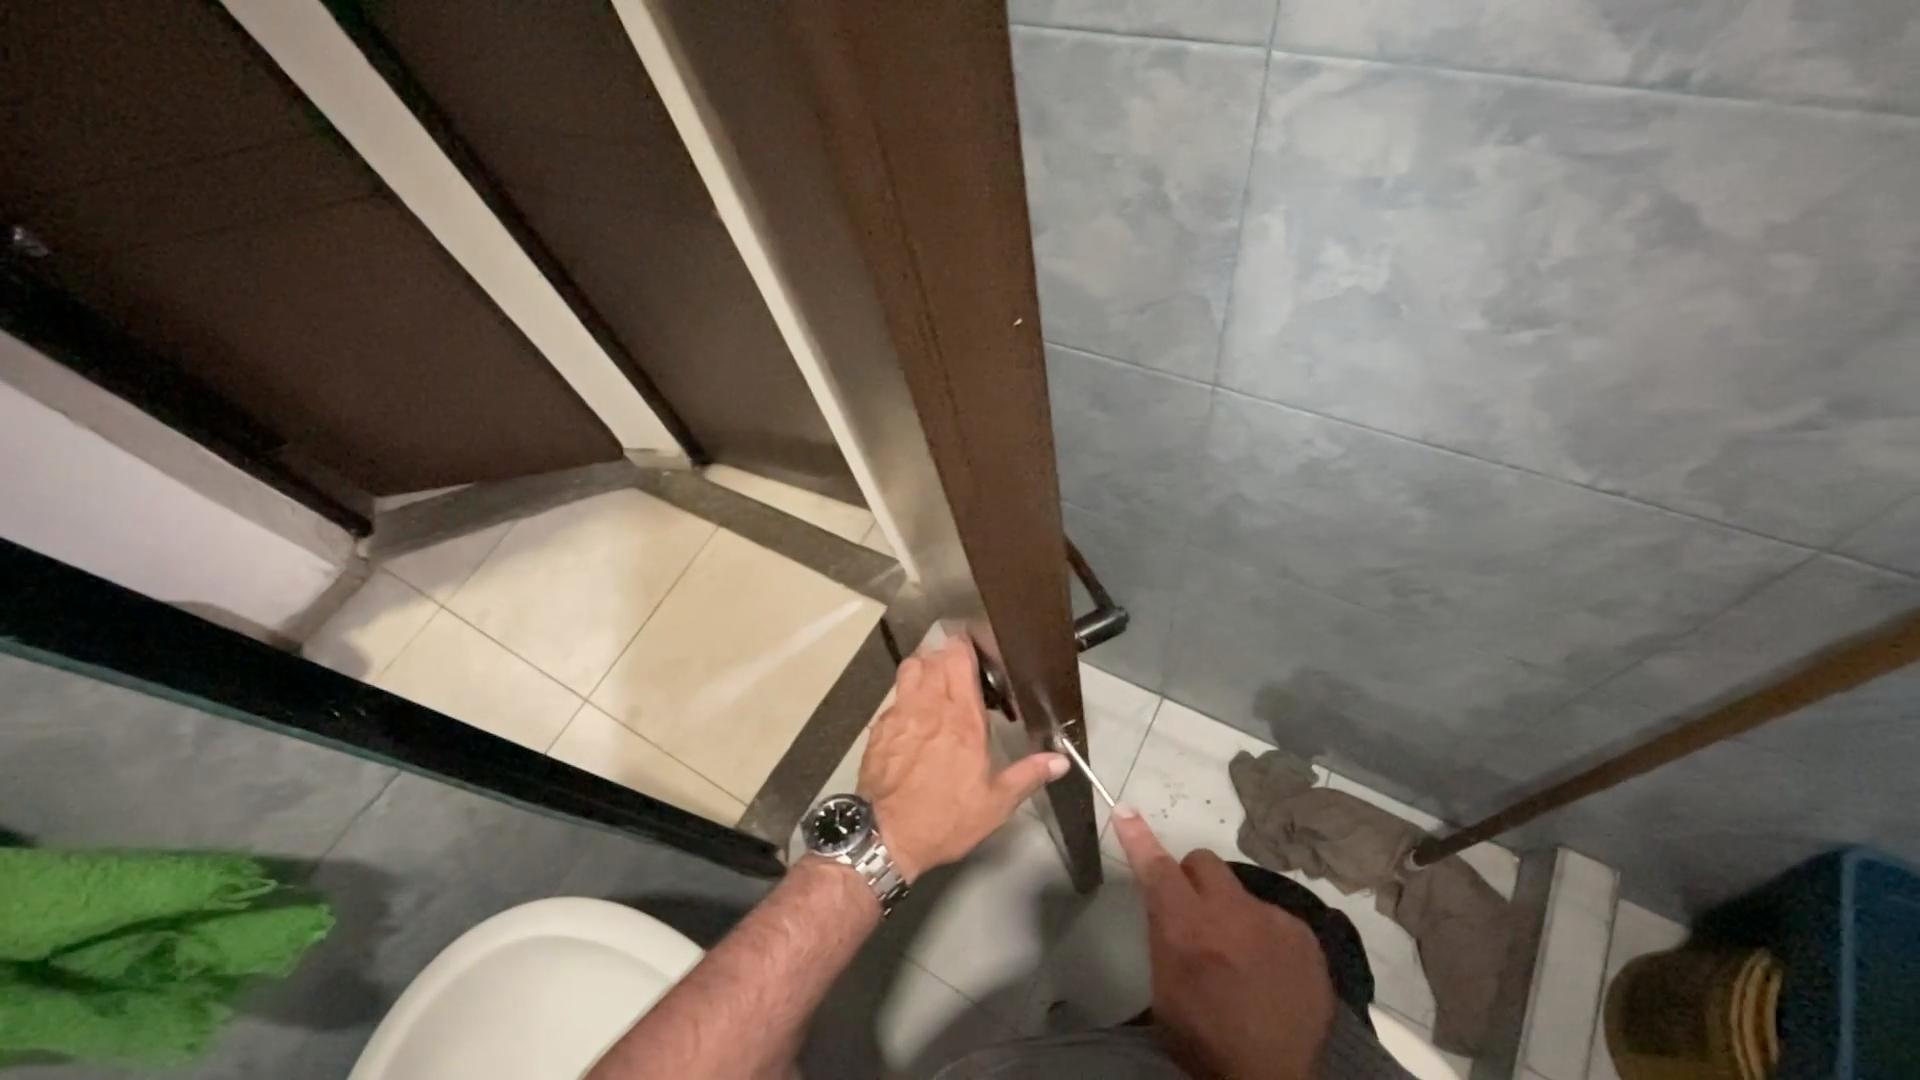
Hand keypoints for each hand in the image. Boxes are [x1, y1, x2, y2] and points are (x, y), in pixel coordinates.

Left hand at [858, 637, 1067, 881]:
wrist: (887, 836)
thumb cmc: (946, 818)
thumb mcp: (996, 803)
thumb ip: (1028, 775)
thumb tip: (1061, 761)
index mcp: (962, 717)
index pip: (959, 658)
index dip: (967, 648)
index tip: (978, 656)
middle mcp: (928, 705)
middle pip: (934, 656)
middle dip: (948, 657)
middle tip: (962, 674)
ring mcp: (899, 713)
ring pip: (910, 668)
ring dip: (924, 669)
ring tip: (936, 687)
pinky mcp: (879, 728)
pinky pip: (894, 697)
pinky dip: (906, 697)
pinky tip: (914, 719)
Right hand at [1111, 806, 1335, 1079]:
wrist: (1270, 1079)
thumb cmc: (1203, 1040)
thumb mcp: (1164, 989)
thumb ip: (1165, 935)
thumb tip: (1166, 900)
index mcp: (1187, 928)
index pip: (1157, 868)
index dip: (1139, 838)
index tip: (1126, 811)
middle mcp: (1231, 913)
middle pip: (1203, 863)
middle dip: (1192, 879)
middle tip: (1194, 915)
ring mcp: (1274, 922)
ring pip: (1241, 892)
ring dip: (1232, 912)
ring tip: (1240, 958)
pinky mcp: (1305, 937)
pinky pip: (1274, 918)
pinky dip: (1265, 935)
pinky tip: (1268, 971)